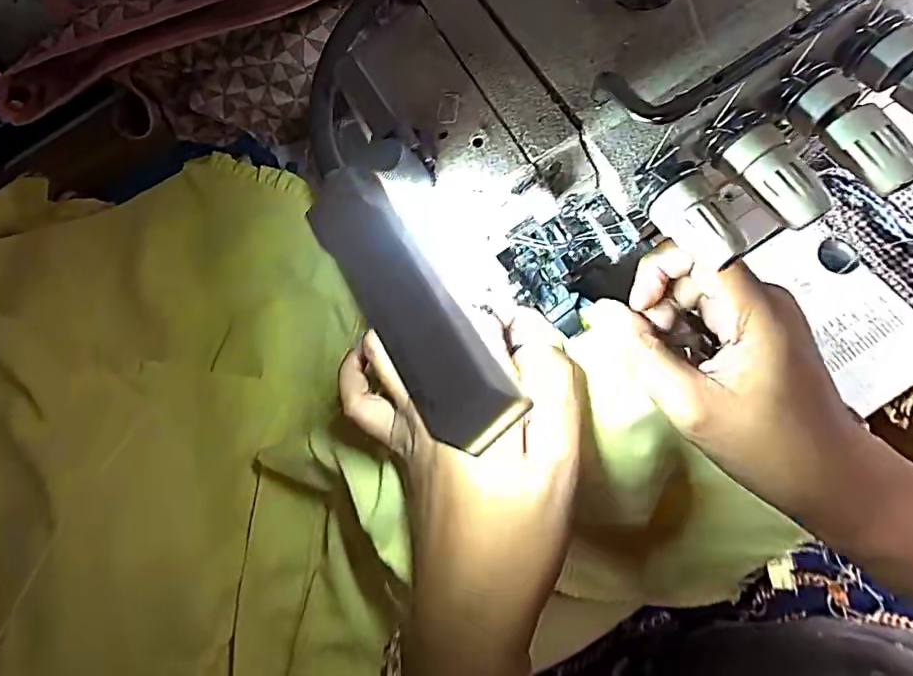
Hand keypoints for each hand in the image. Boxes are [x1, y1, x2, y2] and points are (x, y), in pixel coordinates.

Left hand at [338, 311, 581, 671]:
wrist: (471, 617)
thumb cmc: (517, 541)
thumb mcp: (556, 467)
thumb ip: (553, 394)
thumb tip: (536, 336)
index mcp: (462, 408)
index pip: (468, 332)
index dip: (490, 306)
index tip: (512, 306)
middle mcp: (422, 413)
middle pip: (407, 341)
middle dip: (429, 306)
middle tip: (460, 294)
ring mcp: (402, 437)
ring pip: (374, 370)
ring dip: (384, 334)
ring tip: (405, 310)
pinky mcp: (400, 458)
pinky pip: (363, 409)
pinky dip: (356, 381)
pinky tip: (363, 367)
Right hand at [588, 242, 877, 537]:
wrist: (831, 477)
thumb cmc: (783, 450)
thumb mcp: (695, 409)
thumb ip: (647, 359)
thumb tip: (617, 322)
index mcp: (757, 308)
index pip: (699, 246)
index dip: (660, 266)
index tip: (643, 300)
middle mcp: (763, 299)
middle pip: (692, 269)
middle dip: (660, 303)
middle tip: (652, 343)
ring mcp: (763, 313)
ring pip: (696, 292)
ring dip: (672, 322)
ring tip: (674, 363)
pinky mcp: (759, 329)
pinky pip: (709, 314)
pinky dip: (688, 336)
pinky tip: (691, 369)